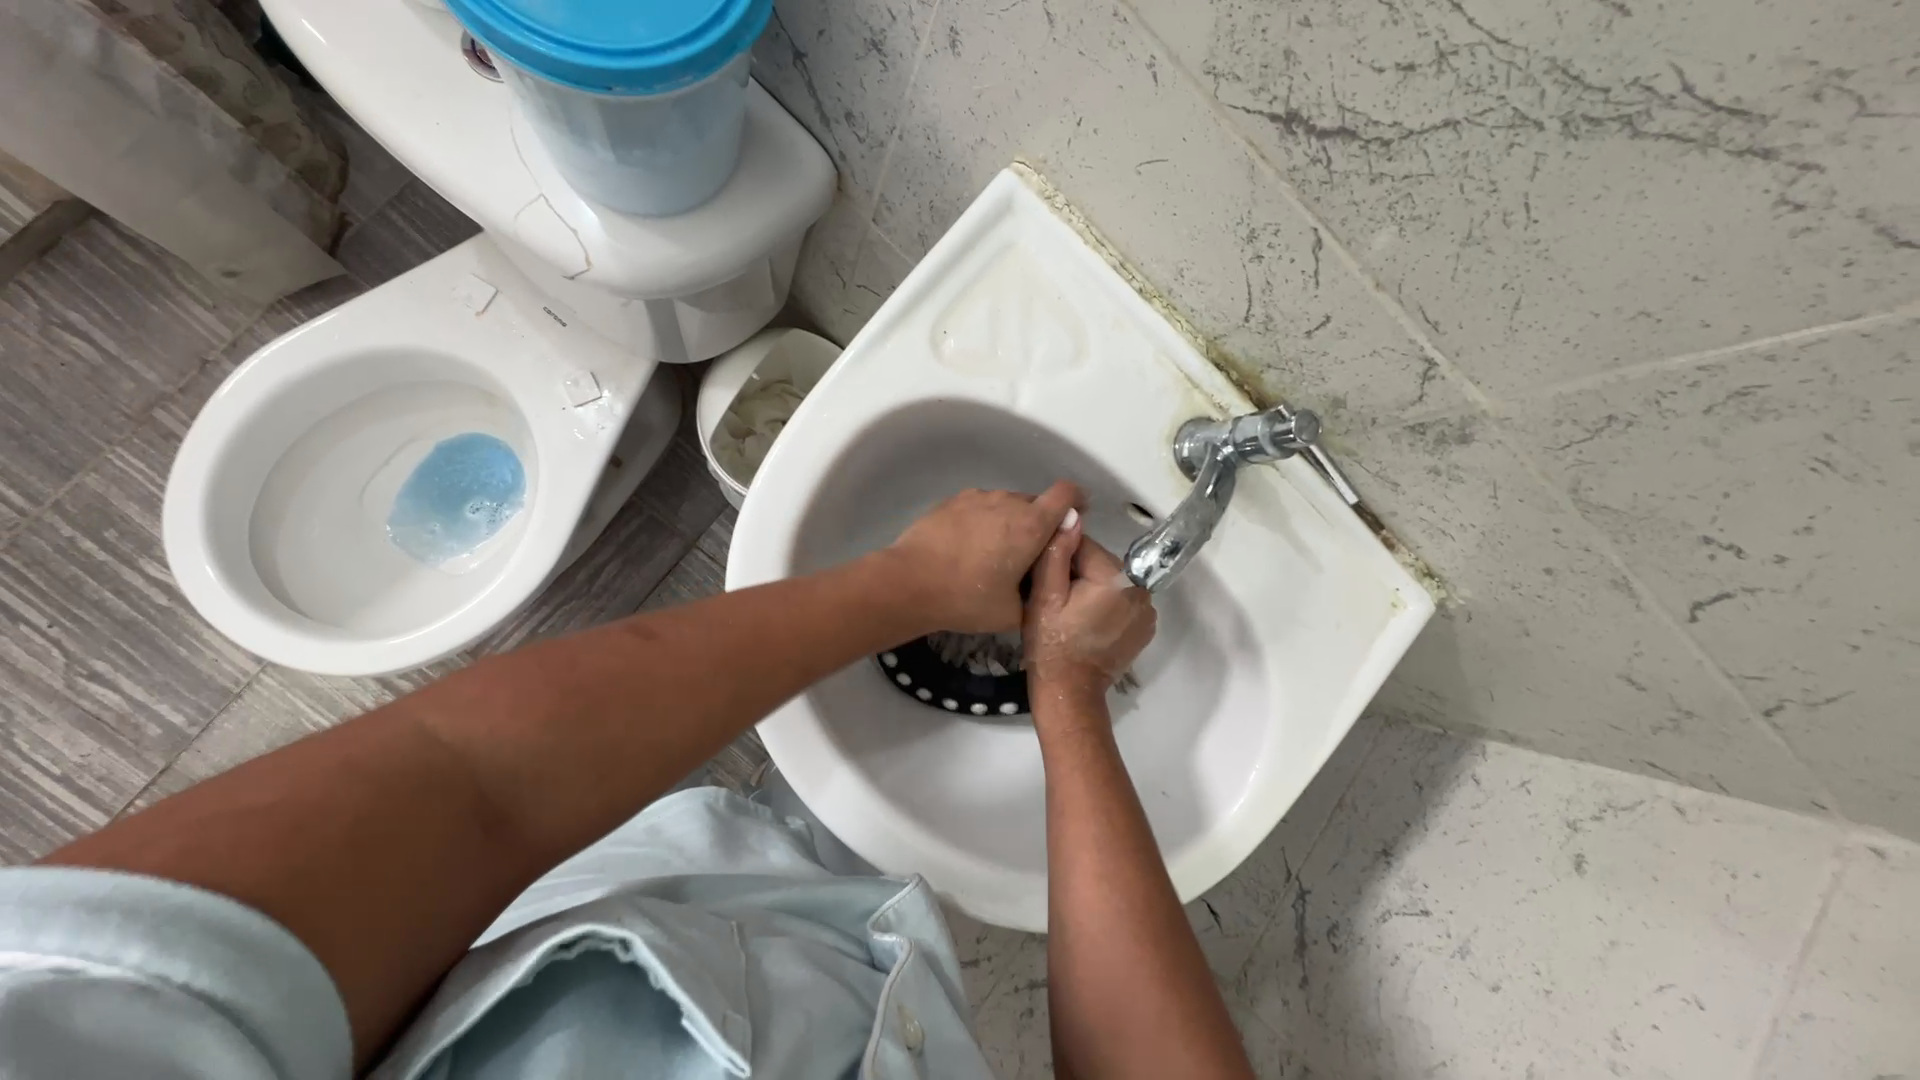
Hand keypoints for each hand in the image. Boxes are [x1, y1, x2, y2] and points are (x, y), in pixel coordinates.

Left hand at [888, 481, 1083, 633]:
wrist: (910, 583)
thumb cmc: (967, 599)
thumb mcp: (1013, 613)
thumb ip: (1037, 595)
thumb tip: (1042, 589)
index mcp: (1031, 525)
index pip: (1067, 494)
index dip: (1077, 502)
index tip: (1075, 518)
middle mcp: (1008, 502)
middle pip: (1035, 502)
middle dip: (1039, 524)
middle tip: (1030, 555)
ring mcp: (977, 498)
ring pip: (1005, 505)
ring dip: (1009, 523)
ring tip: (995, 555)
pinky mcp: (952, 502)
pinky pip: (980, 508)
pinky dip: (983, 522)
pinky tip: (969, 549)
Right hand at [1023, 515, 1156, 703]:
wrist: (1069, 692)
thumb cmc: (1051, 644)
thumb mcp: (1044, 595)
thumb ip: (1056, 551)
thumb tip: (1070, 514)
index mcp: (1116, 576)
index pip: (1083, 545)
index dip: (1058, 559)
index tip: (1043, 582)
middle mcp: (1141, 589)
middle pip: (1099, 562)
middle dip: (1076, 573)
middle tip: (1054, 600)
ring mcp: (1147, 610)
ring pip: (1110, 581)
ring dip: (1091, 589)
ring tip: (1069, 613)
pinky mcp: (1145, 627)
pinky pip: (1122, 601)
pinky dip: (1105, 606)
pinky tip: (1086, 623)